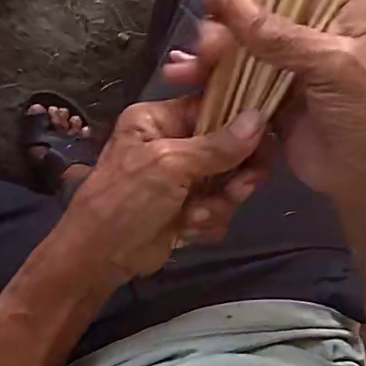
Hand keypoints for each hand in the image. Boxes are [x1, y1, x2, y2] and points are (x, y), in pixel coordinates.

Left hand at [53, 97, 267, 283]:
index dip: (241, 123)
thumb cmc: (125, 201)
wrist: (100, 259)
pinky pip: (221, 208)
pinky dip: (209, 221)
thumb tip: (259, 118)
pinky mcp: (190, 208)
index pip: (212, 106)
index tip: (265, 140)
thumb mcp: (169, 165)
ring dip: (219, 203)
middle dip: (234, 174)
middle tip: (238, 189)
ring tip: (195, 217)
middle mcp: (174, 143)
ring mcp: (183, 178)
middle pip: (230, 148)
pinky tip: (188, 230)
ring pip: (230, 182)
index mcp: (160, 119)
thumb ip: (217, 145)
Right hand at [174, 0, 365, 217]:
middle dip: (222, 29)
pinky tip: (186, 81)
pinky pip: (237, 82)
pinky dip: (212, 81)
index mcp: (339, 11)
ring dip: (210, 56)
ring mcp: (290, 67)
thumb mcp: (332, 67)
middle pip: (256, 17)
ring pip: (241, 49)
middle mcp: (313, 32)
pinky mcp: (272, 99)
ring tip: (186, 71)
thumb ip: (280, 35)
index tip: (214, 0)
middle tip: (205, 50)